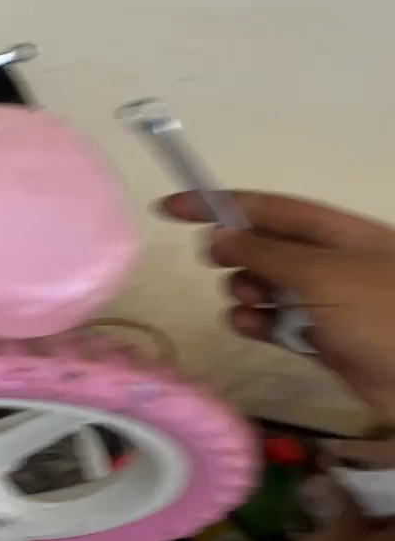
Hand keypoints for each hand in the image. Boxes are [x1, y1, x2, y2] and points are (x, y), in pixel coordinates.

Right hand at [161, 190, 394, 418]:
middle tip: (216, 261)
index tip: (167, 209)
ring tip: (247, 302)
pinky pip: (272, 320)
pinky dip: (254, 320)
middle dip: (232, 253)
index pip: (269, 208)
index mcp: (345, 237)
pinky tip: (250, 326)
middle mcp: (337, 264)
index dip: (216, 203)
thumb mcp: (319, 273)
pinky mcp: (324, 337)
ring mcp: (331, 302)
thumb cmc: (386, 315)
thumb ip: (262, 250)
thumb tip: (220, 236)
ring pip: (262, 284)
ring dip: (242, 290)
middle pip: (263, 245)